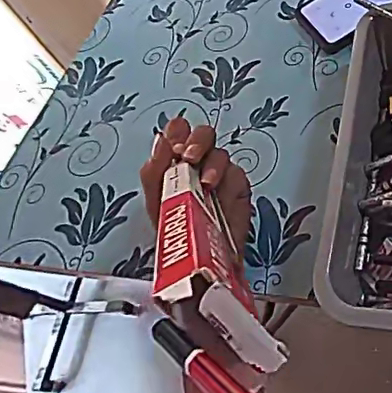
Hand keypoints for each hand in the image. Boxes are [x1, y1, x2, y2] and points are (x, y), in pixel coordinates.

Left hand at [139, 116, 251, 255]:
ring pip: (221, 153)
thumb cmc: (175, 230)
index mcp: (176, 159)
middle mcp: (200, 162)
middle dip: (197, 141)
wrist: (196, 262)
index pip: (179, 130)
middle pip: (204, 133)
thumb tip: (161, 141)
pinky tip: (217, 195)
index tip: (174, 148)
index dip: (178, 133)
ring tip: (204, 183)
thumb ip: (154, 170)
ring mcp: (221, 174)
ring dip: (212, 165)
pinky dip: (228, 182)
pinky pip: (237, 175)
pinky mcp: (238, 188)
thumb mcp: (154, 200)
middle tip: (189, 158)